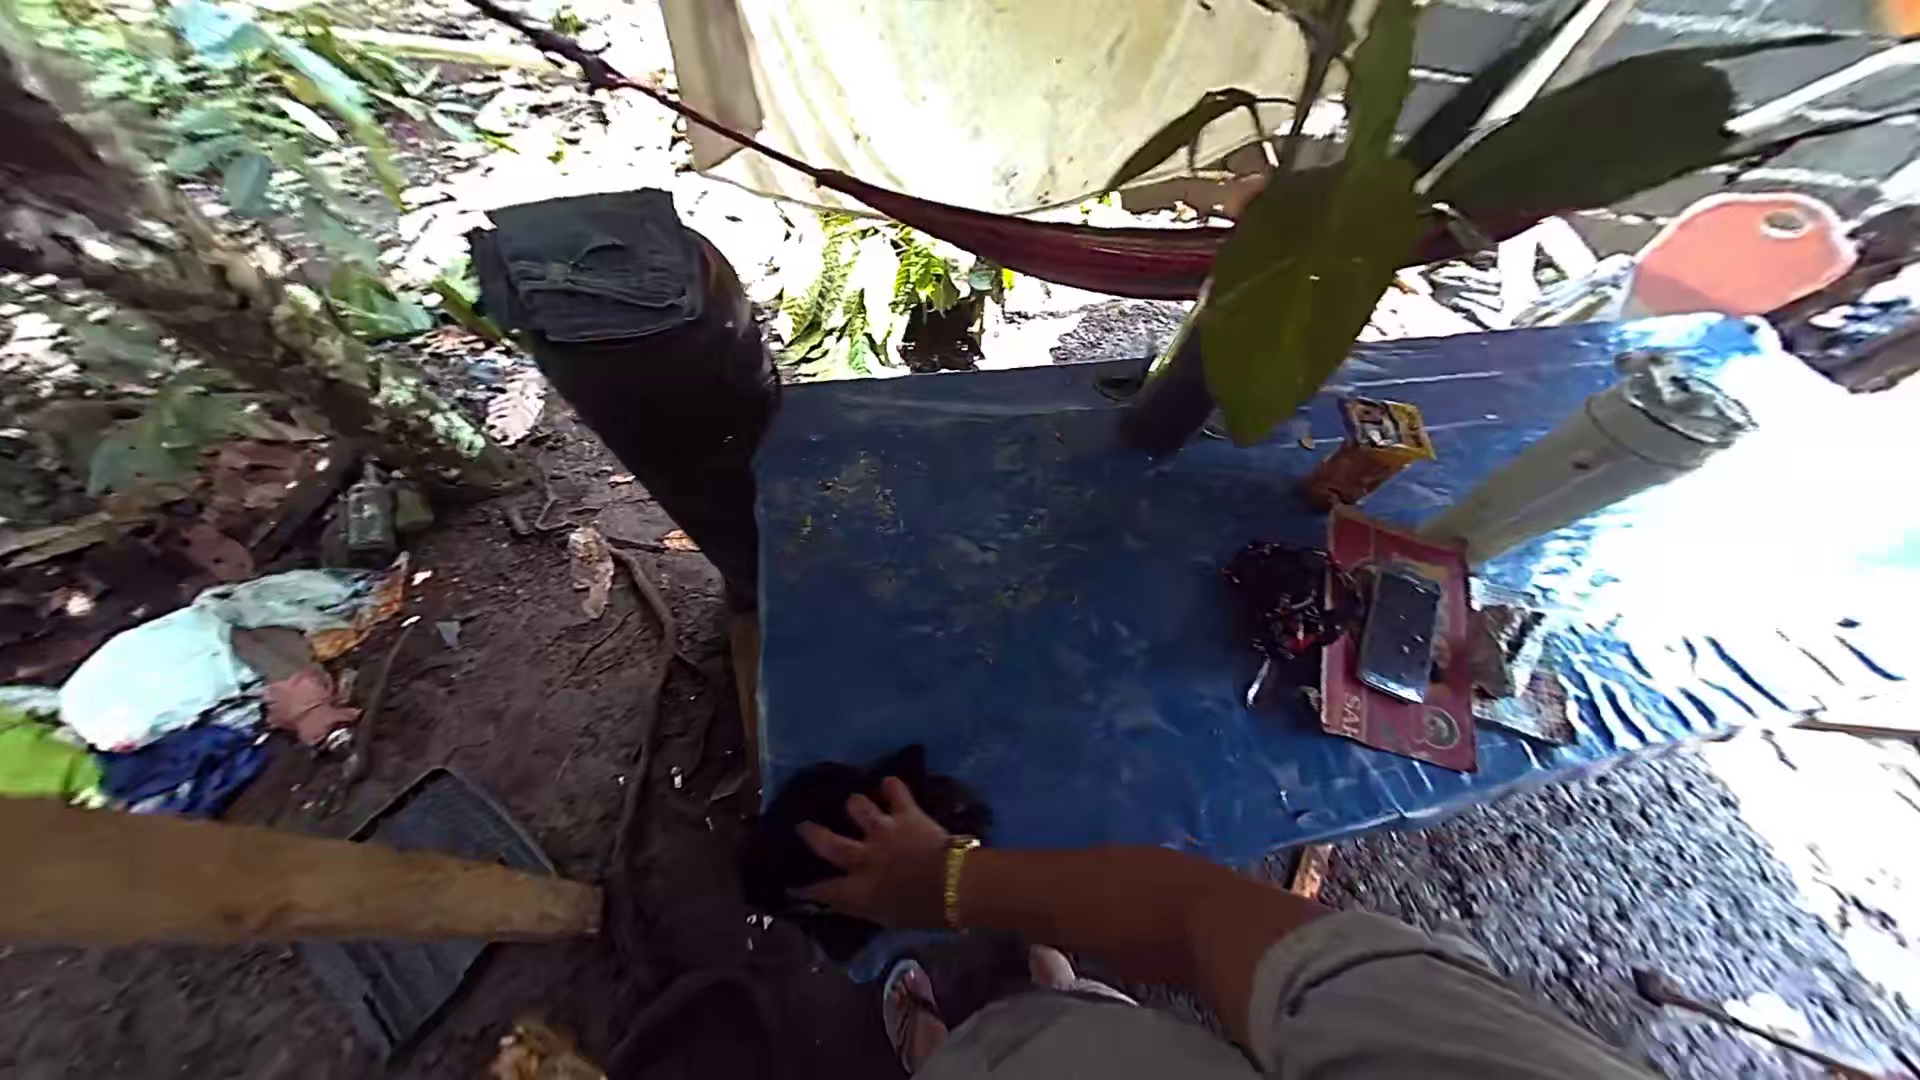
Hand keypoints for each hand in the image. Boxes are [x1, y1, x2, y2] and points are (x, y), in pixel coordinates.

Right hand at [796, 777, 953, 928]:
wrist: (955, 885)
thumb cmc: (925, 911)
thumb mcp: (887, 918)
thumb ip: (863, 906)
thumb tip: (844, 899)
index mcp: (860, 889)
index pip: (825, 890)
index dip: (806, 889)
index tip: (792, 885)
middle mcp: (865, 857)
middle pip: (828, 842)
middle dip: (812, 833)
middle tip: (802, 824)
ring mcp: (884, 830)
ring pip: (858, 806)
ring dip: (855, 804)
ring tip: (855, 803)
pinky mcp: (906, 813)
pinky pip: (895, 790)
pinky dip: (891, 786)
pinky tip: (889, 784)